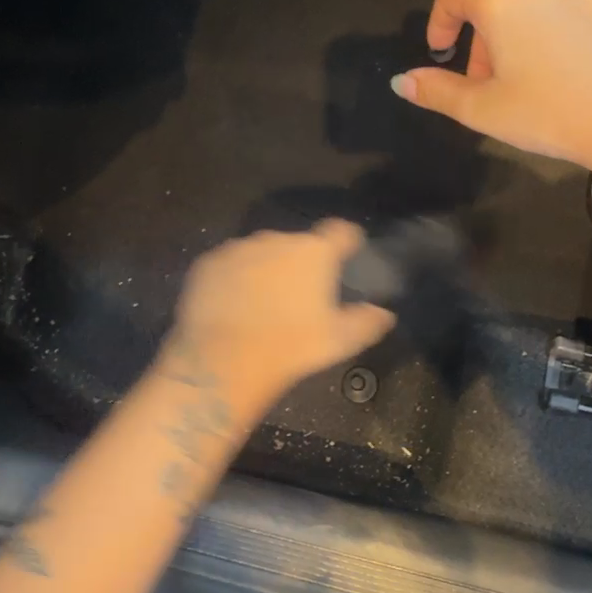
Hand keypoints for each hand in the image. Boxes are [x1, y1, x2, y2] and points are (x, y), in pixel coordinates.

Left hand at [157, 220, 395, 419]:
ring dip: (267, 269)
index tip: (347, 256)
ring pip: (261, 252)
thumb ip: (367, 321)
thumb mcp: (340, 341)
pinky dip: (235, 278)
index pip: (341, 231)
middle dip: (301, 262)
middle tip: (301, 295)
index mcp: (315, 252)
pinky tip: (234, 306)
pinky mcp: (208, 263)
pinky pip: (229, 264)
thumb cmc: (292, 347)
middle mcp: (277, 239)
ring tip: (264, 304)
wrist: (223, 361)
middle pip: (298, 243)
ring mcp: (239, 248)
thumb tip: (384, 314)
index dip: (347, 242)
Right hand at [390, 0, 591, 172]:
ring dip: (516, 37)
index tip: (442, 54)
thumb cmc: (548, 113)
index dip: (439, 23)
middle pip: (493, 1)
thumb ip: (436, 91)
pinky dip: (552, 33)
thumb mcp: (482, 110)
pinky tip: (564, 73)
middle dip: (481, 41)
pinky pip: (566, 11)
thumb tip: (401, 81)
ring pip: (531, 6)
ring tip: (527, 82)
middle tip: (487, 86)